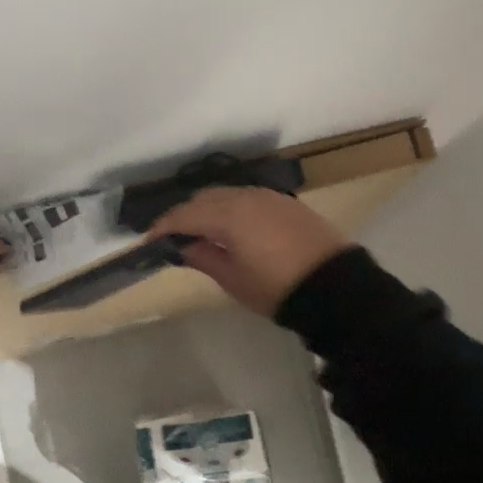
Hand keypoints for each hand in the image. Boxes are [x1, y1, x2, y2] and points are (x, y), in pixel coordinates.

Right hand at [147, 186, 351, 315]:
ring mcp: (268, 196)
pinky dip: (231, 209)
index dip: (163, 227)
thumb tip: (182, 246)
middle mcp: (246, 196)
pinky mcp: (286, 203)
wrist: (334, 286)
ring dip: (209, 209)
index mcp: (228, 214)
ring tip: (201, 234)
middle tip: (173, 238)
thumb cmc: (276, 287)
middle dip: (185, 215)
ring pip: (227, 195)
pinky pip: (247, 199)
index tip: (148, 241)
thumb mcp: (232, 278)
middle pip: (204, 198)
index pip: (184, 214)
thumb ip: (203, 257)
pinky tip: (231, 229)